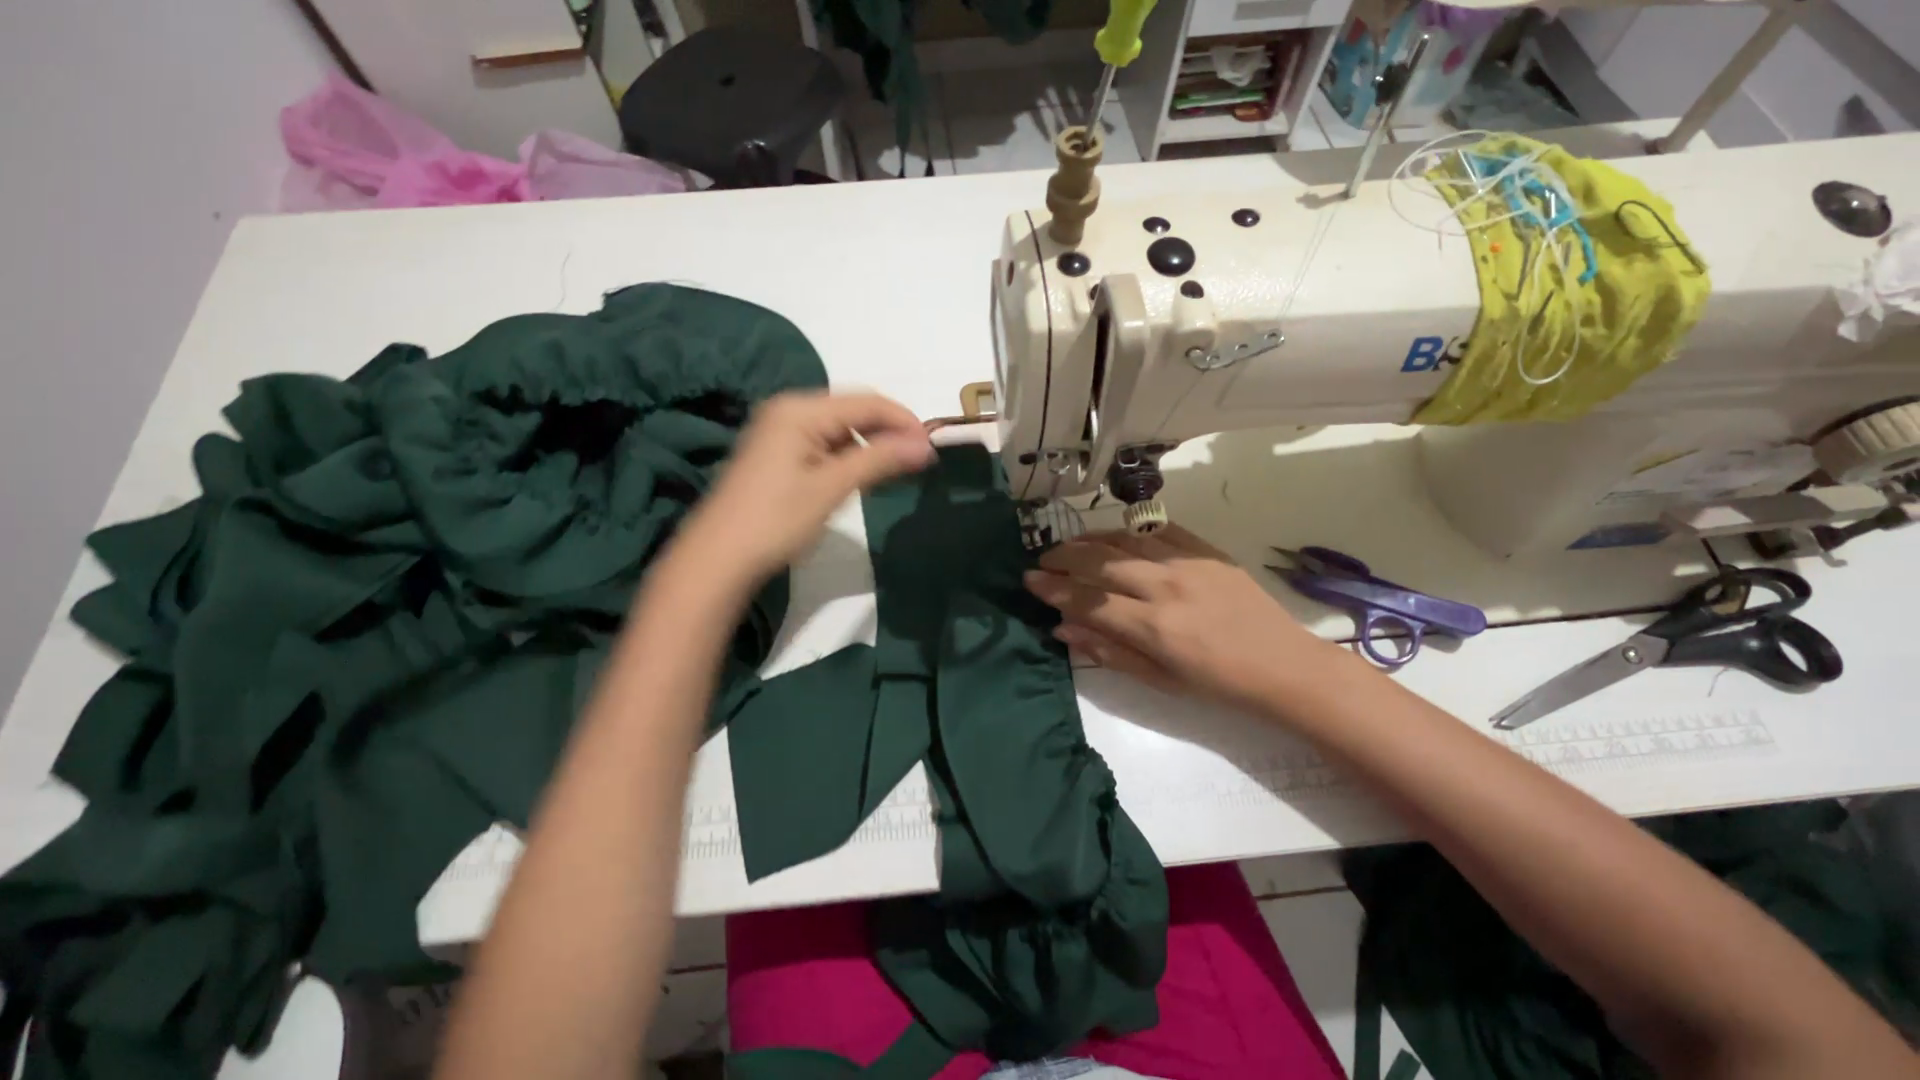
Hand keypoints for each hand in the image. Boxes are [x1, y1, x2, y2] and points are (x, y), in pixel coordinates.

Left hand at [674, 391, 934, 585]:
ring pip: (839, 427)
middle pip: (853, 409)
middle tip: (920, 460)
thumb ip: (880, 460)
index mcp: (800, 409)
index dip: (904, 420)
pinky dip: (848, 455)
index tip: (934, 447)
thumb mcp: (832, 488)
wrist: (718, 559)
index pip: (866, 401)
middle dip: (889, 431)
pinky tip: (863, 475)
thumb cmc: (776, 520)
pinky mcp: (776, 453)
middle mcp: (788, 409)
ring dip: (870, 444)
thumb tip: (926, 445)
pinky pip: (823, 443)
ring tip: (898, 470)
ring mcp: (779, 431)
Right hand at [1023, 525, 1337, 711]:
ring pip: (1126, 539)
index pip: (1088, 600)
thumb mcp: (1159, 680)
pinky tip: (1116, 535)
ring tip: (1070, 544)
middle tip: (1042, 559)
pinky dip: (1131, 531)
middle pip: (1100, 562)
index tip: (1029, 581)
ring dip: (1091, 540)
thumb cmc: (1219, 684)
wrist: (1283, 665)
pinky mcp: (1208, 551)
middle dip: (1063, 558)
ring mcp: (1188, 563)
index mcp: (1154, 626)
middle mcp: (1166, 586)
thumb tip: (1062, 629)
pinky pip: (1161, 529)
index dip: (1053, 590)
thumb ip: (1109, 651)